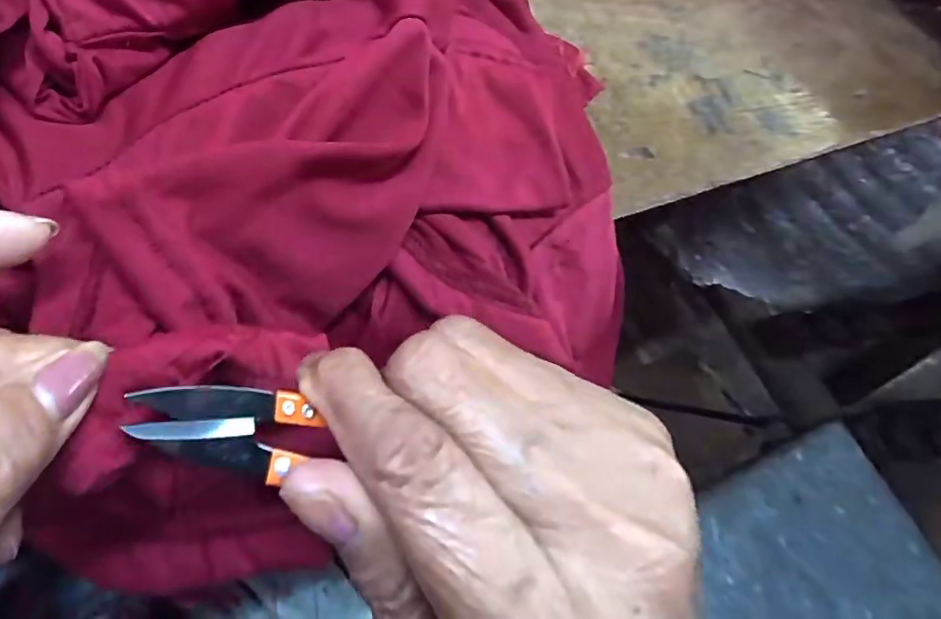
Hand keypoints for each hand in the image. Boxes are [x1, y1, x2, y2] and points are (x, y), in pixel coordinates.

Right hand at [277, 317, 698, 617]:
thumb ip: (374, 551)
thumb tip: (303, 469)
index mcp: (538, 608)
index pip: (424, 469)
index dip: (356, 406)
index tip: (312, 378)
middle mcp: (597, 516)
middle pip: (448, 377)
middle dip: (394, 384)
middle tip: (386, 422)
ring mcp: (626, 455)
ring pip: (477, 347)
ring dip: (439, 375)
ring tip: (448, 428)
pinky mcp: (637, 417)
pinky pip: (519, 353)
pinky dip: (485, 378)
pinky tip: (498, 429)